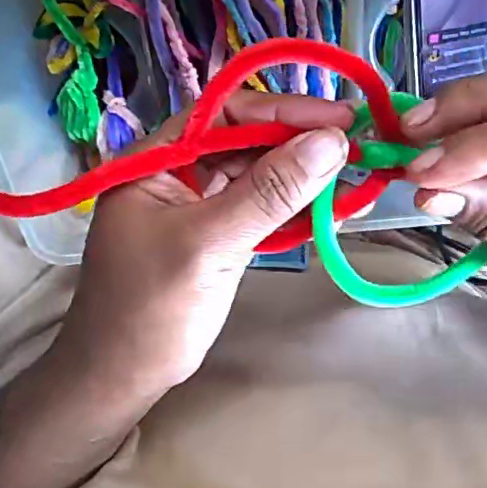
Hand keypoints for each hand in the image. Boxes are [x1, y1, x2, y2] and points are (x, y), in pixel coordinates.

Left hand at [53, 91, 355, 391]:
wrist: (124, 376)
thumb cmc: (150, 308)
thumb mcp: (208, 243)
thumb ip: (269, 192)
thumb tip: (331, 142)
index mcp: (161, 158)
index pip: (229, 114)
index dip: (286, 110)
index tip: (341, 117)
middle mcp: (184, 172)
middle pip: (252, 142)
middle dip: (305, 144)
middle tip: (362, 147)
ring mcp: (206, 204)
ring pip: (265, 176)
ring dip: (311, 179)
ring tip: (361, 180)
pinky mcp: (225, 235)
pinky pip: (269, 211)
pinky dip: (302, 211)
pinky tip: (337, 212)